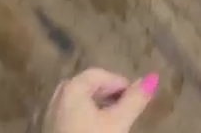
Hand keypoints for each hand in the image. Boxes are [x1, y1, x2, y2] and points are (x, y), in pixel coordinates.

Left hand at [40, 68, 157, 132]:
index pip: (99, 74)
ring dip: (95, 110)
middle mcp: (56, 97)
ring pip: (76, 105)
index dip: (119, 84)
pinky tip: (92, 132)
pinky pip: (67, 119)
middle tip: (124, 110)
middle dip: (107, 96)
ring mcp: (47, 117)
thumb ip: (135, 99)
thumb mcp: (118, 123)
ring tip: (111, 124)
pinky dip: (81, 121)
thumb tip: (153, 77)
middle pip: (86, 88)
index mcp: (72, 87)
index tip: (134, 98)